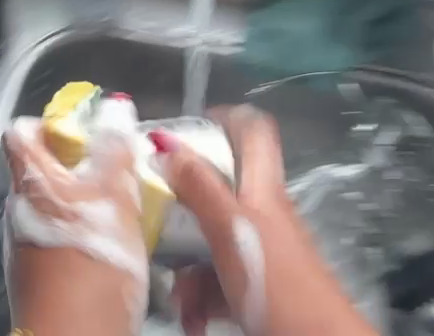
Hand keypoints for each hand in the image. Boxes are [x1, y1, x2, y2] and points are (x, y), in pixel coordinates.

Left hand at [3, 116, 147, 335]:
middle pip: (40, 167)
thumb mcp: (116, 198)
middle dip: (77, 165)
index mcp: (29, 178)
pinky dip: (77, 234)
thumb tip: (116, 109)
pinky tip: (106, 250)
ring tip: (118, 212)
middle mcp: (17, 206)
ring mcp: (21, 242)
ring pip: (50, 204)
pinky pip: (54, 237)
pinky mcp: (34, 275)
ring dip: (80, 202)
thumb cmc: (91, 264)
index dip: (49, 122)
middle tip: (113, 170)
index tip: (83, 130)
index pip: (21, 129)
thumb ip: (116, 151)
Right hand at [156, 106, 378, 335]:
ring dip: (187, 268)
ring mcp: (261, 253)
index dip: (225, 118)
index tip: (188, 129)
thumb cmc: (278, 285)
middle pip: (217, 191)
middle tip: (155, 221)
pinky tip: (191, 319)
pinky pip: (220, 280)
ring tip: (177, 299)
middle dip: (182, 210)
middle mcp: (261, 213)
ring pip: (212, 241)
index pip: (253, 131)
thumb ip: (198, 186)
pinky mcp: (260, 290)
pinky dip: (202, 298)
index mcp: (261, 189)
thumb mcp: (231, 231)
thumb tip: (164, 142)